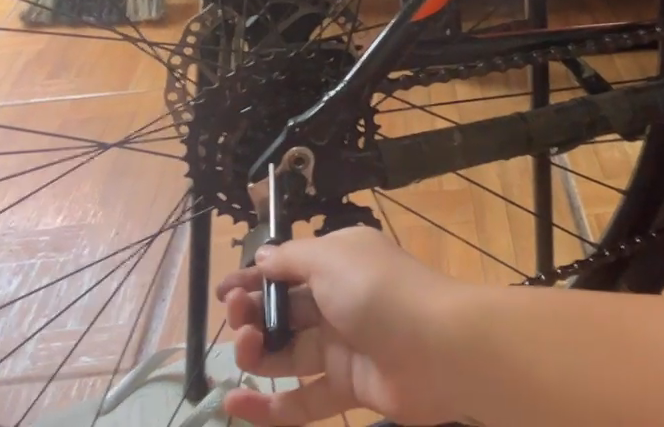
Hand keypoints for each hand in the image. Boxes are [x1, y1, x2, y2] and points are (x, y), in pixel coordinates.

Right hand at [216, 225, 474, 425]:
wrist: (440, 347)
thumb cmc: (379, 290)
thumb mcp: (331, 258)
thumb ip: (291, 259)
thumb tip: (261, 257)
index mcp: (339, 261)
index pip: (288, 268)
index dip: (255, 278)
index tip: (223, 292)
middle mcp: (339, 300)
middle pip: (286, 310)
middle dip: (254, 313)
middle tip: (236, 319)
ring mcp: (344, 346)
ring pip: (289, 352)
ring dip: (258, 352)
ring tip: (242, 351)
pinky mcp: (349, 388)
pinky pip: (302, 399)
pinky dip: (269, 406)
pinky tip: (235, 403)